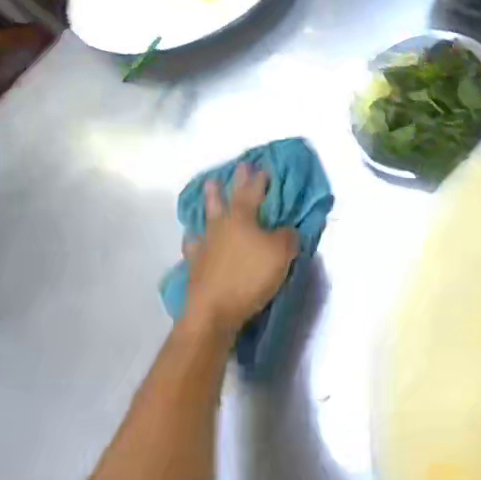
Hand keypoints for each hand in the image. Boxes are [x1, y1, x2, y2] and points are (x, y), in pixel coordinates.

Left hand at [182, 163, 297, 338]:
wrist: (212, 314)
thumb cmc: (249, 277)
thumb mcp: (281, 254)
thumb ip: (287, 236)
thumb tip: (286, 229)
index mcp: (242, 217)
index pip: (254, 191)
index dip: (260, 179)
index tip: (265, 167)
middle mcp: (221, 225)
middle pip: (228, 197)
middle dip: (236, 181)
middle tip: (239, 166)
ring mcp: (204, 245)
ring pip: (207, 216)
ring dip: (210, 200)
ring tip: (209, 187)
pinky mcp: (194, 266)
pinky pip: (193, 244)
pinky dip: (194, 237)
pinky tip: (192, 236)